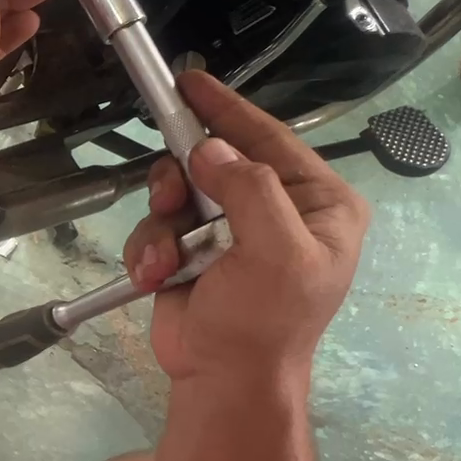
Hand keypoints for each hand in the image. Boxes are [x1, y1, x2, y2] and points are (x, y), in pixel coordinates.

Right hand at [122, 73, 370, 387]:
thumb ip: (248, 193)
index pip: (267, 140)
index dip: (226, 111)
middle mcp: (269, 210)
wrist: (223, 377)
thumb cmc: (265, 320)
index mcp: (314, 202)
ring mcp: (224, 233)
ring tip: (163, 262)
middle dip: (179, 185)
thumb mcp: (274, 253)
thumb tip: (208, 150)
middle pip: (207, 165)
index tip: (189, 84)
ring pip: (172, 197)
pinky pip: (153, 230)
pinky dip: (146, 253)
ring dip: (159, 229)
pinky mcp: (186, 253)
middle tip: (170, 202)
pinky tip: (155, 277)